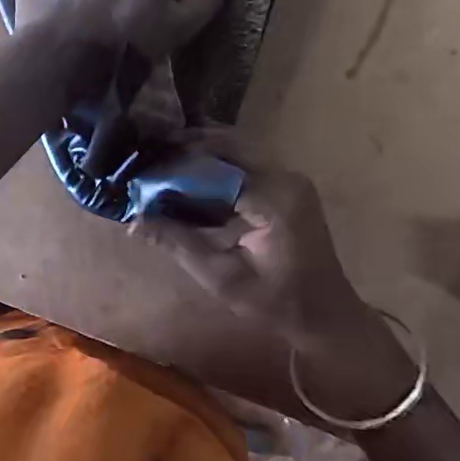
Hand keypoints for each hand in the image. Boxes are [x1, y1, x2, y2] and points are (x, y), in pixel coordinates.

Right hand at [133, 137, 415, 420]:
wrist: (326, 315)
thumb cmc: (276, 303)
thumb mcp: (222, 278)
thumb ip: (178, 243)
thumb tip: (133, 221)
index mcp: (274, 199)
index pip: (215, 165)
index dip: (175, 168)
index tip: (142, 175)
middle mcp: (285, 177)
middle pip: (228, 145)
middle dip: (185, 150)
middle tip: (148, 163)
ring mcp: (289, 179)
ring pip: (236, 150)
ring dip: (200, 156)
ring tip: (162, 169)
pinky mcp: (287, 186)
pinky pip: (246, 164)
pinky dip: (216, 168)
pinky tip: (189, 182)